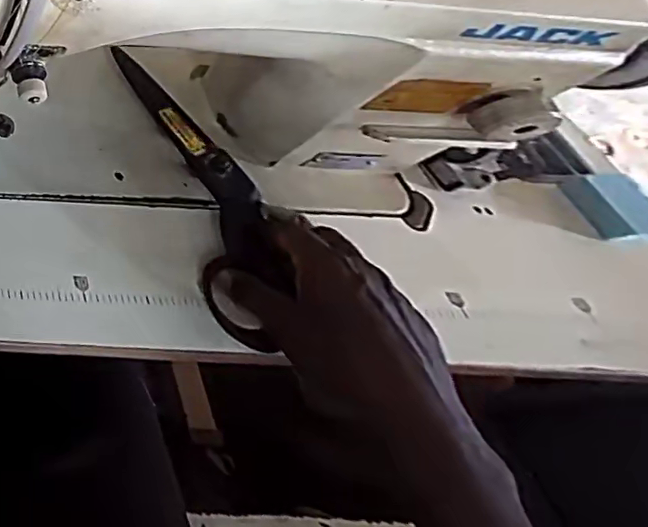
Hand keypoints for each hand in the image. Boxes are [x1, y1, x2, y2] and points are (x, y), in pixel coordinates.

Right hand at [225, 215, 486, 473]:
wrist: (413, 420)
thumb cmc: (352, 370)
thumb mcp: (283, 327)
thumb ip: (252, 295)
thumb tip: (233, 280)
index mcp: (328, 264)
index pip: (288, 228)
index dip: (264, 230)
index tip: (251, 236)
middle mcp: (363, 273)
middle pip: (323, 240)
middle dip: (296, 243)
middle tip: (274, 255)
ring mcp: (392, 298)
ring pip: (351, 266)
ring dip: (325, 270)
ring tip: (304, 292)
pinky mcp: (411, 324)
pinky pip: (375, 295)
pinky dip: (352, 298)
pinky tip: (342, 325)